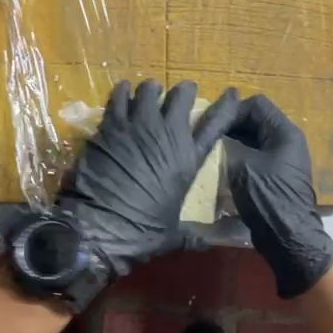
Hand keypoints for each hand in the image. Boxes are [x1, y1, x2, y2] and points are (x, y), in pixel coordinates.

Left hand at [59, 79, 239, 277]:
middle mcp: (168, 135)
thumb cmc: (142, 232)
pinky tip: (123, 92)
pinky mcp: (111, 127)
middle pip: (181, 97)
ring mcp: (138, 127)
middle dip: (183, 92)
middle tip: (181, 91)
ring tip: (150, 91)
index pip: (216, 123)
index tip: (231, 94)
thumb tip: (225, 242)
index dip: (226, 106)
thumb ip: (200, 234)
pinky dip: (123, 92)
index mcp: (189, 159)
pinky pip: (119, 97)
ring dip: (151, 90)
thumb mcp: (177, 235)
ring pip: (149, 91)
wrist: (100, 226)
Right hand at [223, 95, 332, 297]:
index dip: (232, 111)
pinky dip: (237, 158)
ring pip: (252, 140)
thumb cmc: (267, 197)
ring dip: (232, 144)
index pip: (255, 105)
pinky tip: (220, 168)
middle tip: (207, 138)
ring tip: (210, 152)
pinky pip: (254, 157)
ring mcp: (282, 159)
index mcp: (285, 132)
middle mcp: (287, 141)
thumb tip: (213, 133)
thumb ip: (226, 143)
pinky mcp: (275, 175)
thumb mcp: (241, 165)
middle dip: (230, 127)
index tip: (211, 126)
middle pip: (254, 121)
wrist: (287, 237)